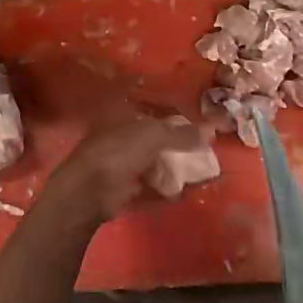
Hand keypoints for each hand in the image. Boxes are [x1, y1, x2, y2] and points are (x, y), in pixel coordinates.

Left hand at [42, 115, 204, 224]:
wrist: (90, 190)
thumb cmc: (119, 151)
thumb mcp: (153, 135)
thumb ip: (181, 134)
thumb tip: (211, 129)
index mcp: (123, 116)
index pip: (152, 110)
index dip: (173, 115)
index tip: (198, 123)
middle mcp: (123, 137)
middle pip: (156, 139)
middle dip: (179, 145)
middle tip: (206, 151)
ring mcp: (124, 165)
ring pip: (156, 164)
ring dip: (177, 169)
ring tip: (205, 171)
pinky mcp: (126, 189)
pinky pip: (154, 188)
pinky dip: (171, 190)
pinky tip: (191, 191)